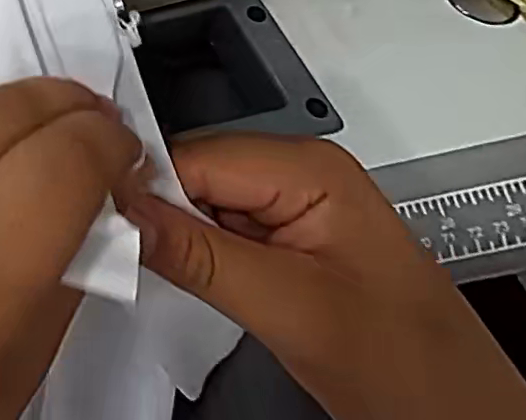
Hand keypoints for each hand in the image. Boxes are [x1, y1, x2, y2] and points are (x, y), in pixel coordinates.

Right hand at [121, 134, 525, 419]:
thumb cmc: (417, 371)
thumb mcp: (294, 311)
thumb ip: (199, 256)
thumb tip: (123, 213)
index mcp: (305, 165)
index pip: (190, 155)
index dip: (144, 189)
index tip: (108, 223)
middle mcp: (292, 170)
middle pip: (189, 171)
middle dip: (159, 212)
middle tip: (128, 251)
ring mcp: (286, 200)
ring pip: (195, 198)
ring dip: (174, 233)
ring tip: (166, 268)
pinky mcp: (279, 231)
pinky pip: (212, 223)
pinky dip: (191, 247)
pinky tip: (191, 272)